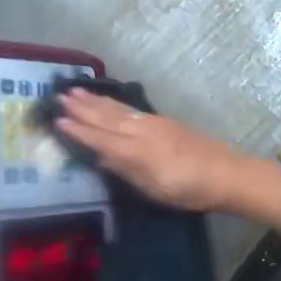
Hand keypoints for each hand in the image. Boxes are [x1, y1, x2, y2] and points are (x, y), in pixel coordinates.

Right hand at [54, 90, 249, 211]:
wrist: (223, 172)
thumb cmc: (186, 189)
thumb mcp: (152, 188)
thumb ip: (125, 170)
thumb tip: (99, 156)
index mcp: (134, 150)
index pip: (99, 139)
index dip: (78, 131)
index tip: (57, 120)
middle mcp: (140, 131)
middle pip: (106, 117)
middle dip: (82, 108)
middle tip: (59, 96)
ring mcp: (152, 123)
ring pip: (118, 109)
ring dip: (96, 101)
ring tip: (77, 91)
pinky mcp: (162, 121)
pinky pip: (130, 109)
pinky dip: (114, 103)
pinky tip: (109, 102)